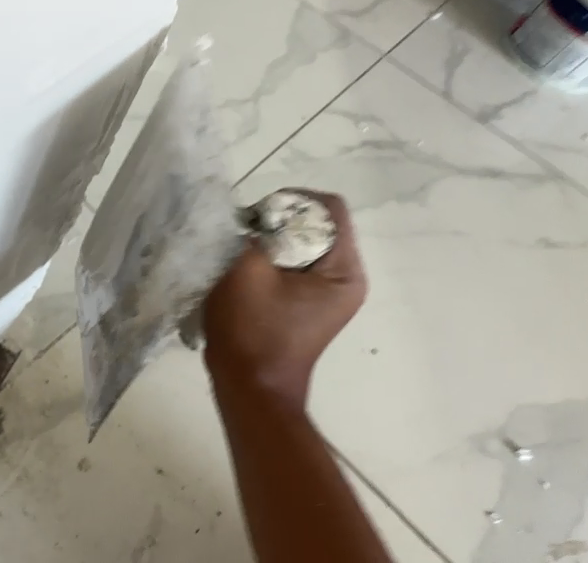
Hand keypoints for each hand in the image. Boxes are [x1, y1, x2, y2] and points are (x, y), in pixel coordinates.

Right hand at [201, 191, 365, 405]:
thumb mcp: (244, 269)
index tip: (257, 216)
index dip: (291, 201)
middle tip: (244, 233)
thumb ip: (246, 232)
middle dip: (278, 219)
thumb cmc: (252, 329)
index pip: (329, 208)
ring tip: (241, 250)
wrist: (249, 385)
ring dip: (269, 238)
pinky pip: (293, 259)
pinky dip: (269, 254)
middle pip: (317, 222)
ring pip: (301, 240)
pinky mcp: (309, 299)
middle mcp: (346, 277)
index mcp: (344, 271)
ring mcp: (328, 290)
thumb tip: (243, 217)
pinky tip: (246, 268)